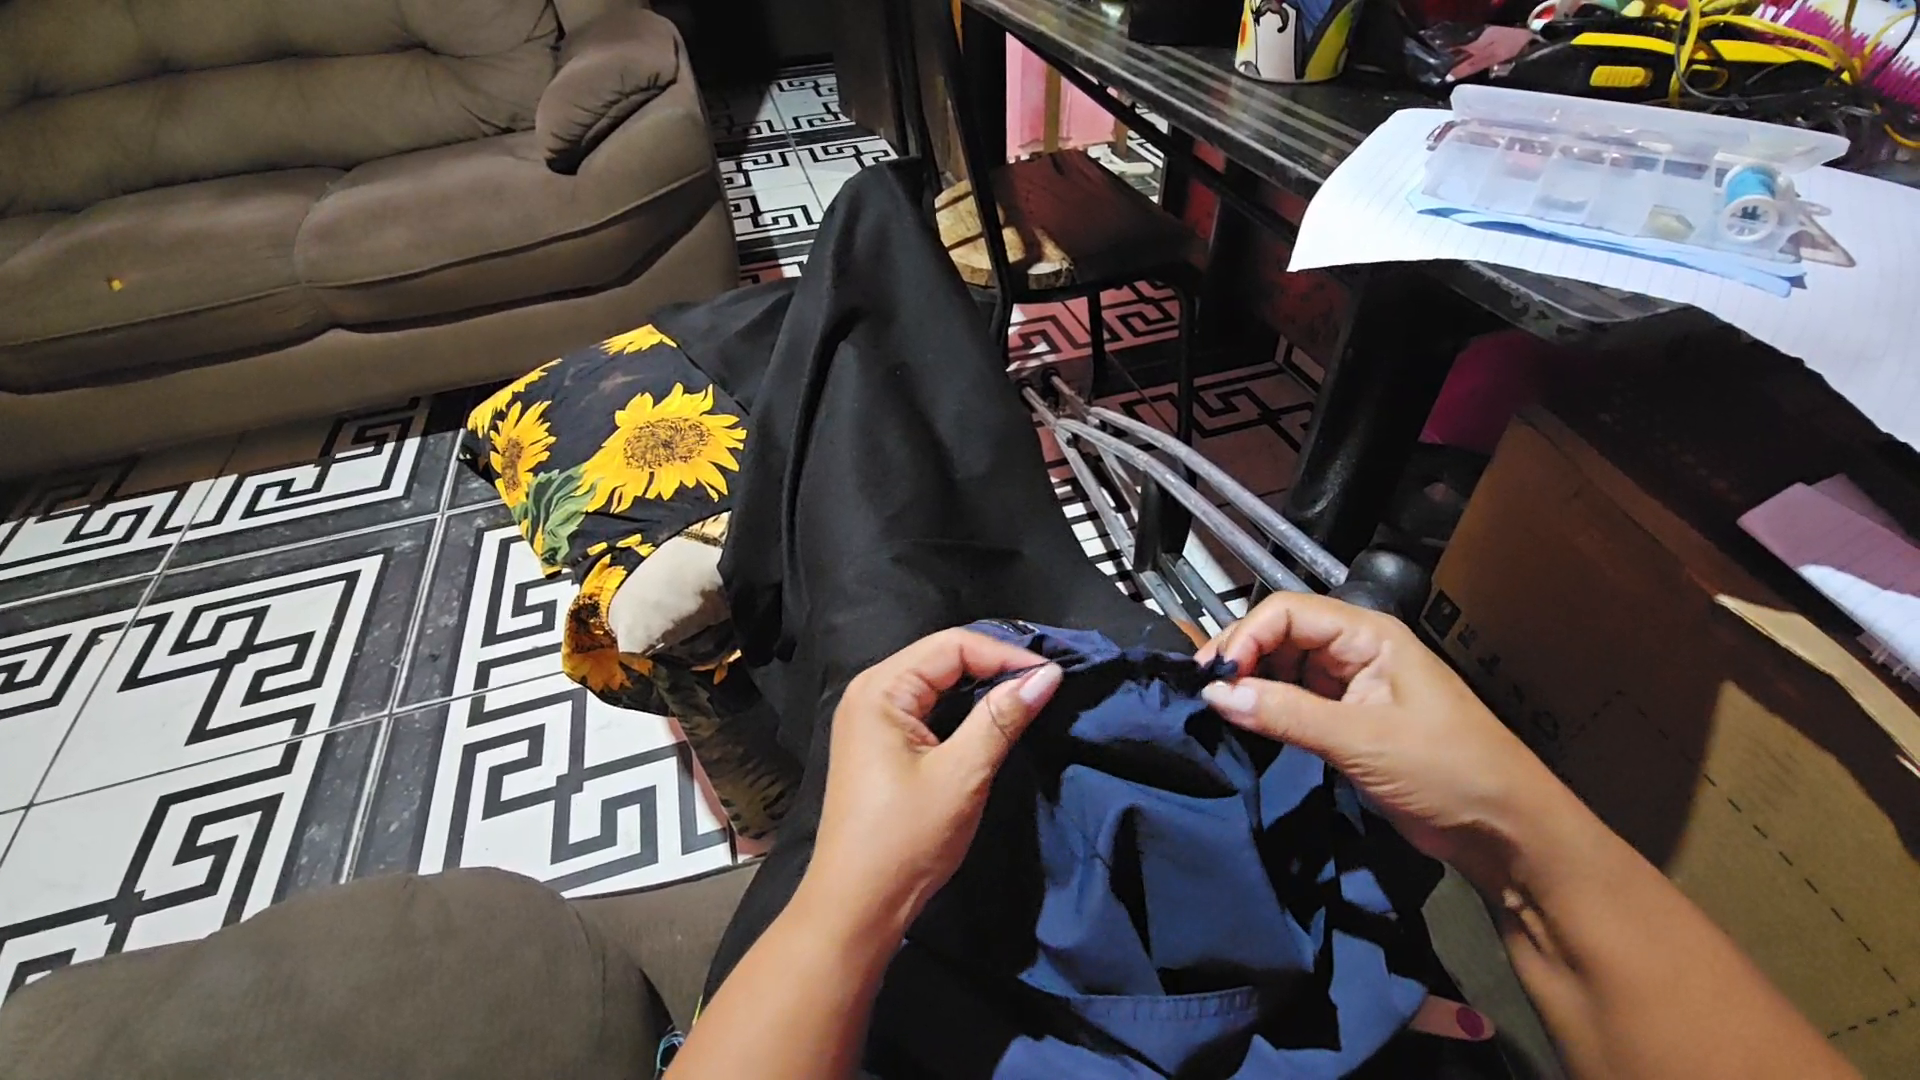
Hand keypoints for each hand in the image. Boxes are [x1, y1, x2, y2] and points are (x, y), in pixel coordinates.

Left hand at [801, 629, 1063, 936]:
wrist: (856, 907)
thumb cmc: (905, 838)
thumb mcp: (961, 775)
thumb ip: (1002, 718)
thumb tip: (1047, 675)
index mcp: (880, 689)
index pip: (952, 645)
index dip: (1004, 654)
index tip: (1051, 675)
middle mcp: (870, 691)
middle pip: (942, 656)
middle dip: (994, 664)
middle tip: (1044, 683)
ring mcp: (871, 717)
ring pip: (936, 681)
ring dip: (981, 685)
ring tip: (1028, 696)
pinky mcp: (879, 742)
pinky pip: (927, 706)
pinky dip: (962, 708)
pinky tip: (992, 718)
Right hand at [1197, 593, 1577, 885]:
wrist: (1506, 832)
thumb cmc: (1447, 770)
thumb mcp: (1362, 739)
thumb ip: (1286, 713)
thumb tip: (1214, 694)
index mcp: (1368, 635)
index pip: (1287, 613)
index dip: (1246, 636)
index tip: (1215, 677)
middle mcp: (1354, 650)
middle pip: (1279, 635)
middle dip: (1240, 656)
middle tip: (1204, 691)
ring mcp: (1349, 685)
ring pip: (1282, 667)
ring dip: (1250, 683)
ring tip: (1217, 708)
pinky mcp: (1345, 719)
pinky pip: (1292, 700)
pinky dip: (1266, 707)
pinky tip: (1244, 722)